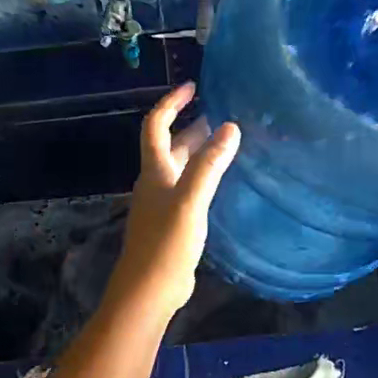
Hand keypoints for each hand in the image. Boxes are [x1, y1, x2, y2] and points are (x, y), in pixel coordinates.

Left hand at [105, 83, 240, 319]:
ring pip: (180, 167)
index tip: (192, 87)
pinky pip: (188, 189)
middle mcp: (155, 182)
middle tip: (223, 114)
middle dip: (192, 125)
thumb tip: (229, 126)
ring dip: (199, 151)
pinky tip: (223, 182)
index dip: (171, 103)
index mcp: (154, 171)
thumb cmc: (166, 243)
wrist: (148, 290)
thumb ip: (209, 164)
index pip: (156, 125)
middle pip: (170, 145)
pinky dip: (204, 177)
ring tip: (228, 142)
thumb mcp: (191, 200)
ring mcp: (162, 204)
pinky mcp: (172, 223)